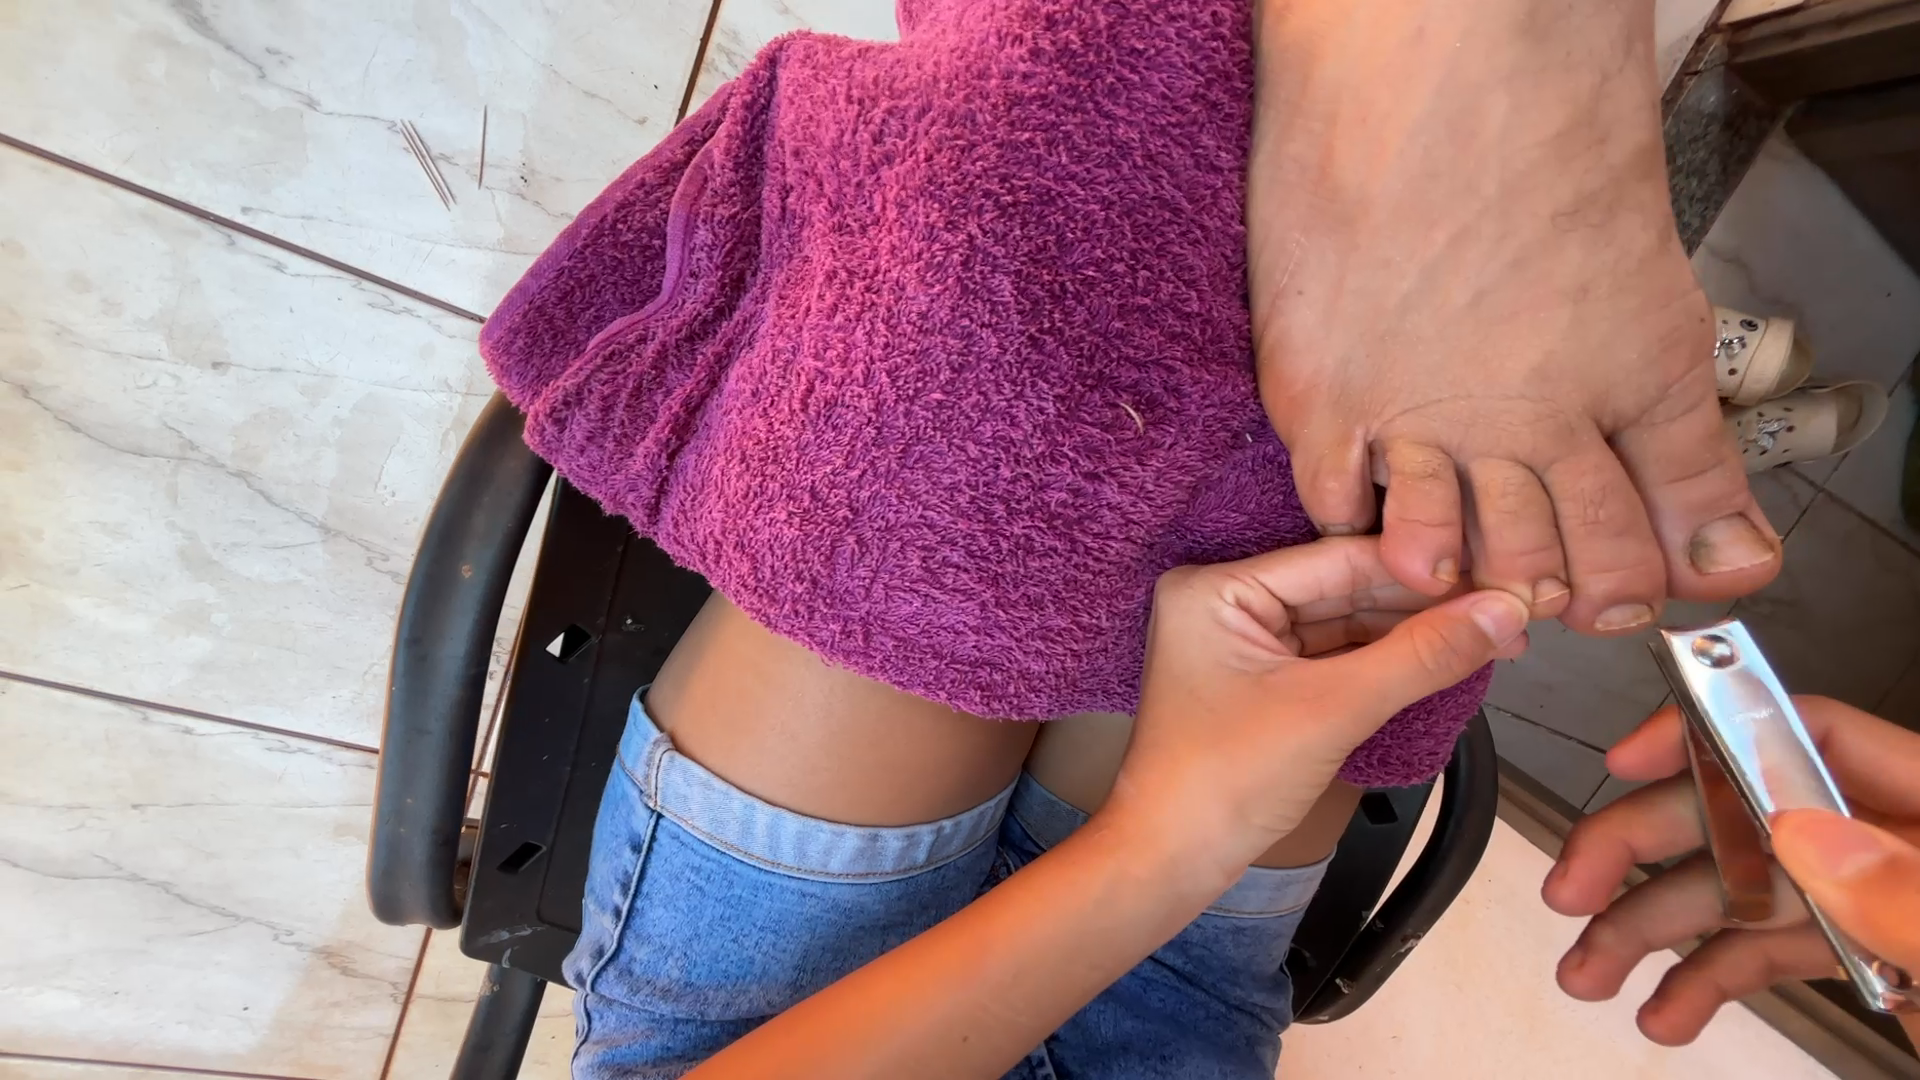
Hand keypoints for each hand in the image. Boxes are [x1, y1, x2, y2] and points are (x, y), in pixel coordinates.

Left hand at [1103, 536, 1530, 876]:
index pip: (1333, 560)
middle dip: (1419, 604)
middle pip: (1337, 588)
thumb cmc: (1229, 777)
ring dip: (1406, 633)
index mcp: (1214, 587)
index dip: (1420, 568)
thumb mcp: (1331, 708)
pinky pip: (1324, 653)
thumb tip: (1504, 610)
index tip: (1500, 572)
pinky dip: (1377, 660)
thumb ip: (1420, 655)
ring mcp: (1234, 637)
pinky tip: (1439, 655)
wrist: (1173, 854)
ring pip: (1336, 622)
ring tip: (1492, 633)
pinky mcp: (1252, 673)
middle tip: (1510, 608)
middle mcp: (1219, 599)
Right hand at [1246, 0, 1781, 635]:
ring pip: (1451, 545)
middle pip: (1561, 543)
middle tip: (1566, 607)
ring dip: (1467, 574)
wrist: (1421, 66)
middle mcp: (1525, 412)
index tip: (1671, 587)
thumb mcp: (1637, 233)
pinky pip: (1336, 504)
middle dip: (1578, 589)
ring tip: (1464, 585)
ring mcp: (1413, 416)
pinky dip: (1353, 524)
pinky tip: (1361, 523)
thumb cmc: (1530, 115)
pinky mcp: (1320, 402)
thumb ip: (1641, 339)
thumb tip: (1640, 402)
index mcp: (1629, 365)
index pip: (1673, 504)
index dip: (1677, 562)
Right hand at [1545, 698, 1919, 1044]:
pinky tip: (1663, 1017)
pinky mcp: (1871, 963)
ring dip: (1646, 936)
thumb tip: (1804, 829)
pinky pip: (1763, 955)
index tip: (1626, 762)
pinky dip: (1703, 985)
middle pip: (1733, 819)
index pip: (1811, 733)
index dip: (1705, 732)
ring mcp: (1878, 907)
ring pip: (1728, 894)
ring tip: (1585, 977)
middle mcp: (1894, 845)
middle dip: (1635, 858)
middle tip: (1565, 897)